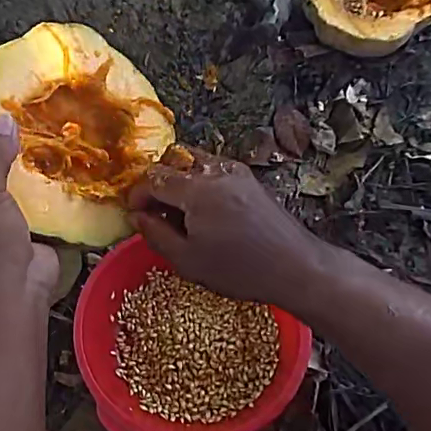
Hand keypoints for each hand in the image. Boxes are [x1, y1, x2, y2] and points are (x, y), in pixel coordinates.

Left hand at [0, 116, 60, 308]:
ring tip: (47, 145)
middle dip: (4, 155)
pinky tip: (61, 174)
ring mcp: (1, 226)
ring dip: (29, 173)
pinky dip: (48, 194)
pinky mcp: (28, 235)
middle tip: (25, 128)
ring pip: (15, 190)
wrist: (14, 292)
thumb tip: (3, 121)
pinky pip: (37, 208)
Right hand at [127, 149, 333, 307]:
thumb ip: (156, 234)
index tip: (134, 214)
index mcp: (196, 190)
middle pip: (172, 161)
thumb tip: (137, 217)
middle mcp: (216, 171)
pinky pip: (213, 168)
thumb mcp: (188, 260)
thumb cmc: (240, 269)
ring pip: (193, 160)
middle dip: (156, 183)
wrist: (295, 266)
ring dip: (177, 179)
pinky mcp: (249, 179)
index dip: (137, 195)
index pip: (152, 178)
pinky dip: (198, 181)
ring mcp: (236, 171)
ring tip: (177, 212)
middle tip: (153, 212)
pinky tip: (203, 210)